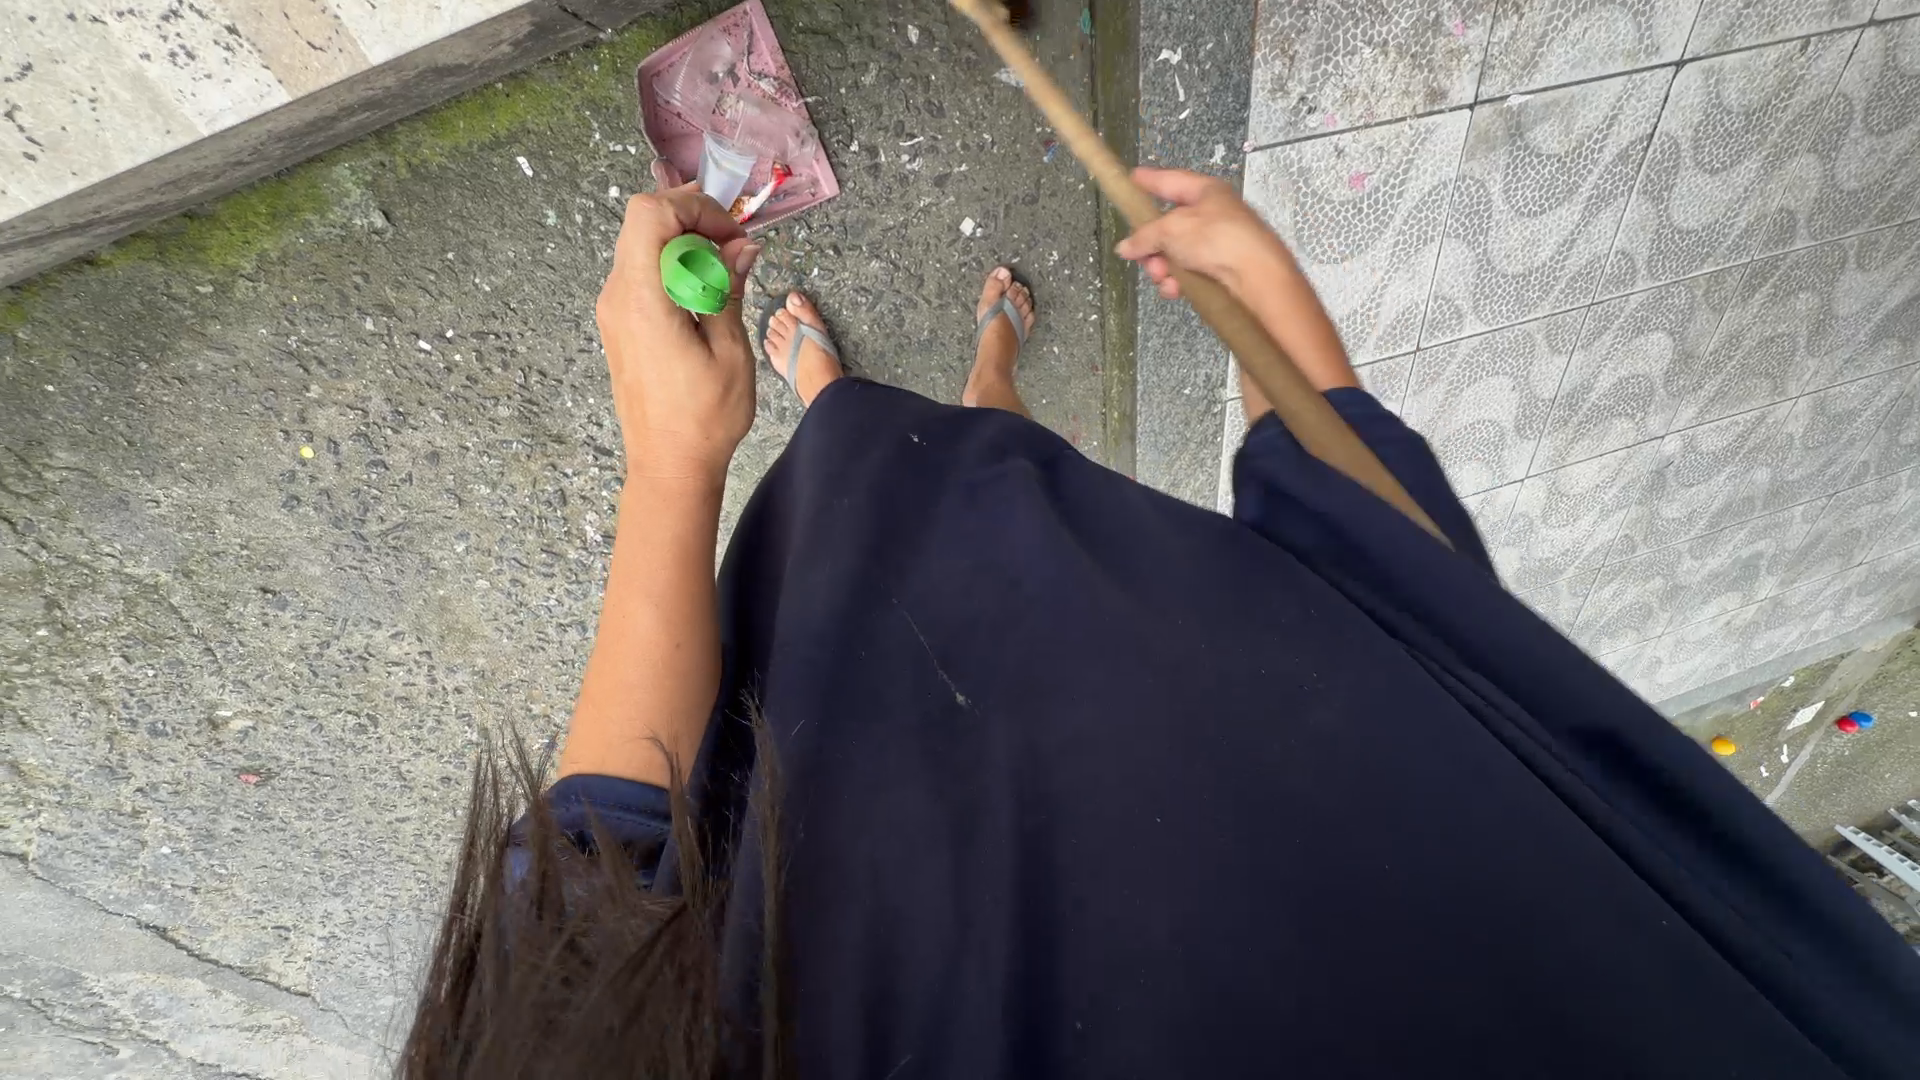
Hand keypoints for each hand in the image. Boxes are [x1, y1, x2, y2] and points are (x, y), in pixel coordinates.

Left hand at [595, 183, 761, 481]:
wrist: (669, 465)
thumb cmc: (706, 417)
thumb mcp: (731, 351)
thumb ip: (729, 289)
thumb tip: (741, 246)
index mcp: (644, 299)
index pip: (651, 213)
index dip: (695, 209)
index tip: (733, 237)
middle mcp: (617, 296)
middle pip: (642, 222)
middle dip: (692, 220)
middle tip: (734, 245)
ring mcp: (613, 310)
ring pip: (641, 245)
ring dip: (685, 245)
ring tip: (726, 268)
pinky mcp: (620, 325)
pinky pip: (642, 274)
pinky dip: (674, 268)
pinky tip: (705, 291)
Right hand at [1113, 167, 1297, 303]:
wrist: (1255, 276)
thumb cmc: (1219, 239)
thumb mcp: (1172, 230)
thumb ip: (1144, 236)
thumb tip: (1125, 246)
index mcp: (1205, 192)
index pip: (1171, 181)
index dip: (1150, 180)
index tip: (1133, 178)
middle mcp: (1212, 214)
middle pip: (1168, 227)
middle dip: (1152, 245)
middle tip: (1144, 257)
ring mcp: (1216, 243)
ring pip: (1175, 254)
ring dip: (1163, 268)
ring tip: (1163, 276)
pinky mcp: (1218, 269)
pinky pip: (1188, 273)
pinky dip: (1178, 282)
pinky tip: (1176, 289)